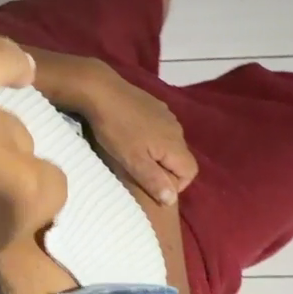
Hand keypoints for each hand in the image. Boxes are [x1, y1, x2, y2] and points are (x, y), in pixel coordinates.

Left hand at [83, 74, 196, 205]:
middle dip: (164, 172)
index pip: (190, 173)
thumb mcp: (133, 162)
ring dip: (156, 158)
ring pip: (169, 146)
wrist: (102, 92)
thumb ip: (154, 180)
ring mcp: (167, 116)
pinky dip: (150, 143)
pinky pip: (160, 133)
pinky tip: (130, 141)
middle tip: (138, 175)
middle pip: (180, 160)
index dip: (174, 186)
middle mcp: (177, 129)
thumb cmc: (117, 131)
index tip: (151, 187)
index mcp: (176, 144)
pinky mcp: (155, 108)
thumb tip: (172, 200)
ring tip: (132, 159)